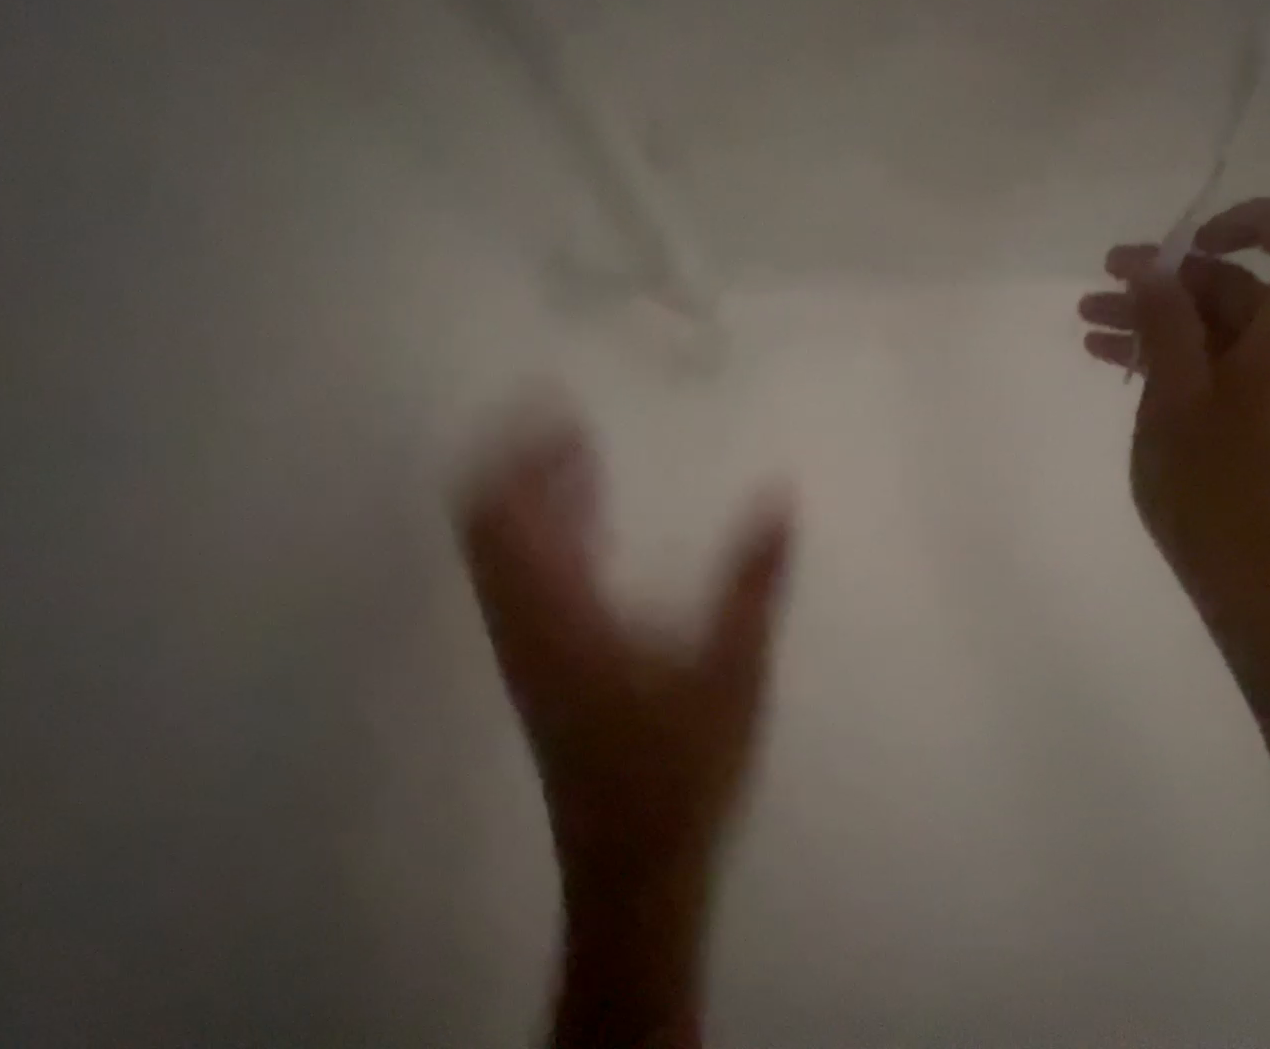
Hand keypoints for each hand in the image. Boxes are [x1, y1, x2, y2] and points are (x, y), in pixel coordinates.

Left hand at [456, 415, 795, 895]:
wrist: (635, 866)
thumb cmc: (681, 768)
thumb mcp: (733, 669)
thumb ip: (754, 580)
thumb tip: (780, 496)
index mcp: (559, 615)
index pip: (506, 512)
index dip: (521, 450)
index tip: (555, 402)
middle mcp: (525, 626)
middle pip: (489, 525)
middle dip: (522, 465)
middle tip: (570, 424)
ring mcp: (527, 655)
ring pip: (502, 558)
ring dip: (532, 503)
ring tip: (582, 463)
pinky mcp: (542, 677)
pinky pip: (523, 588)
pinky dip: (546, 545)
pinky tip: (597, 540)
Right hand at [1077, 197, 1269, 614]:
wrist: (1249, 577)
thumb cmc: (1212, 488)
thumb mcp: (1174, 400)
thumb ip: (1164, 324)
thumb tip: (1150, 264)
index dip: (1256, 218)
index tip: (1187, 243)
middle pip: (1243, 284)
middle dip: (1169, 278)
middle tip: (1101, 282)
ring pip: (1219, 328)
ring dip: (1157, 318)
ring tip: (1088, 324)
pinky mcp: (1257, 418)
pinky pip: (1216, 365)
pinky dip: (1169, 355)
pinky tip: (1114, 363)